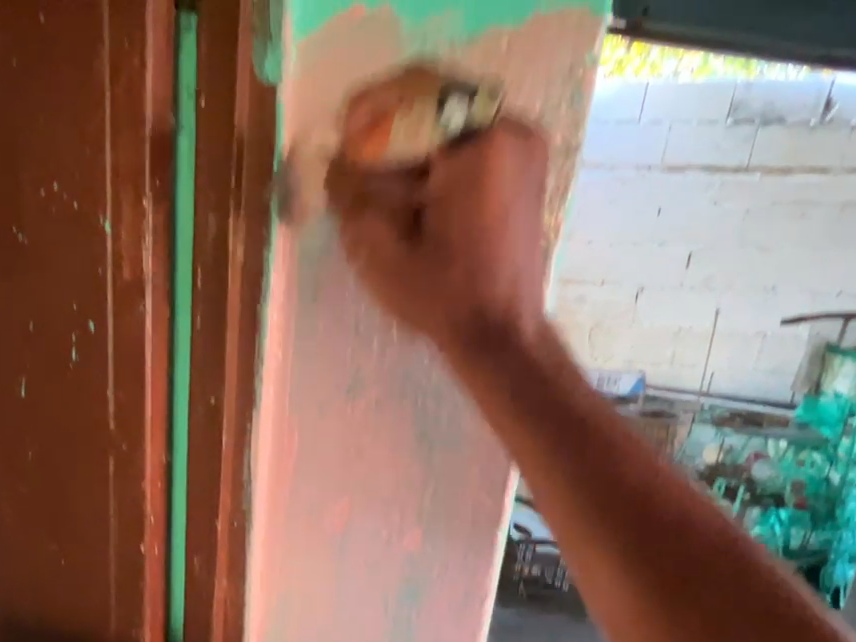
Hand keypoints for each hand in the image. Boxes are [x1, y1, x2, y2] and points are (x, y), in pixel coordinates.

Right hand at [326, 114, 554, 351]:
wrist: (500, 334)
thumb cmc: (442, 297)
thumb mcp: (380, 248)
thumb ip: (350, 193)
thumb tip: (333, 162)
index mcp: (480, 144)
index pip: (414, 93)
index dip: (368, 111)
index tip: (340, 141)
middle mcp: (511, 131)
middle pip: (433, 104)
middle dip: (387, 132)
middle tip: (352, 166)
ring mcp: (522, 149)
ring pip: (449, 124)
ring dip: (408, 150)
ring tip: (378, 190)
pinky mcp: (521, 170)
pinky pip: (467, 145)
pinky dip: (433, 163)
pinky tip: (411, 199)